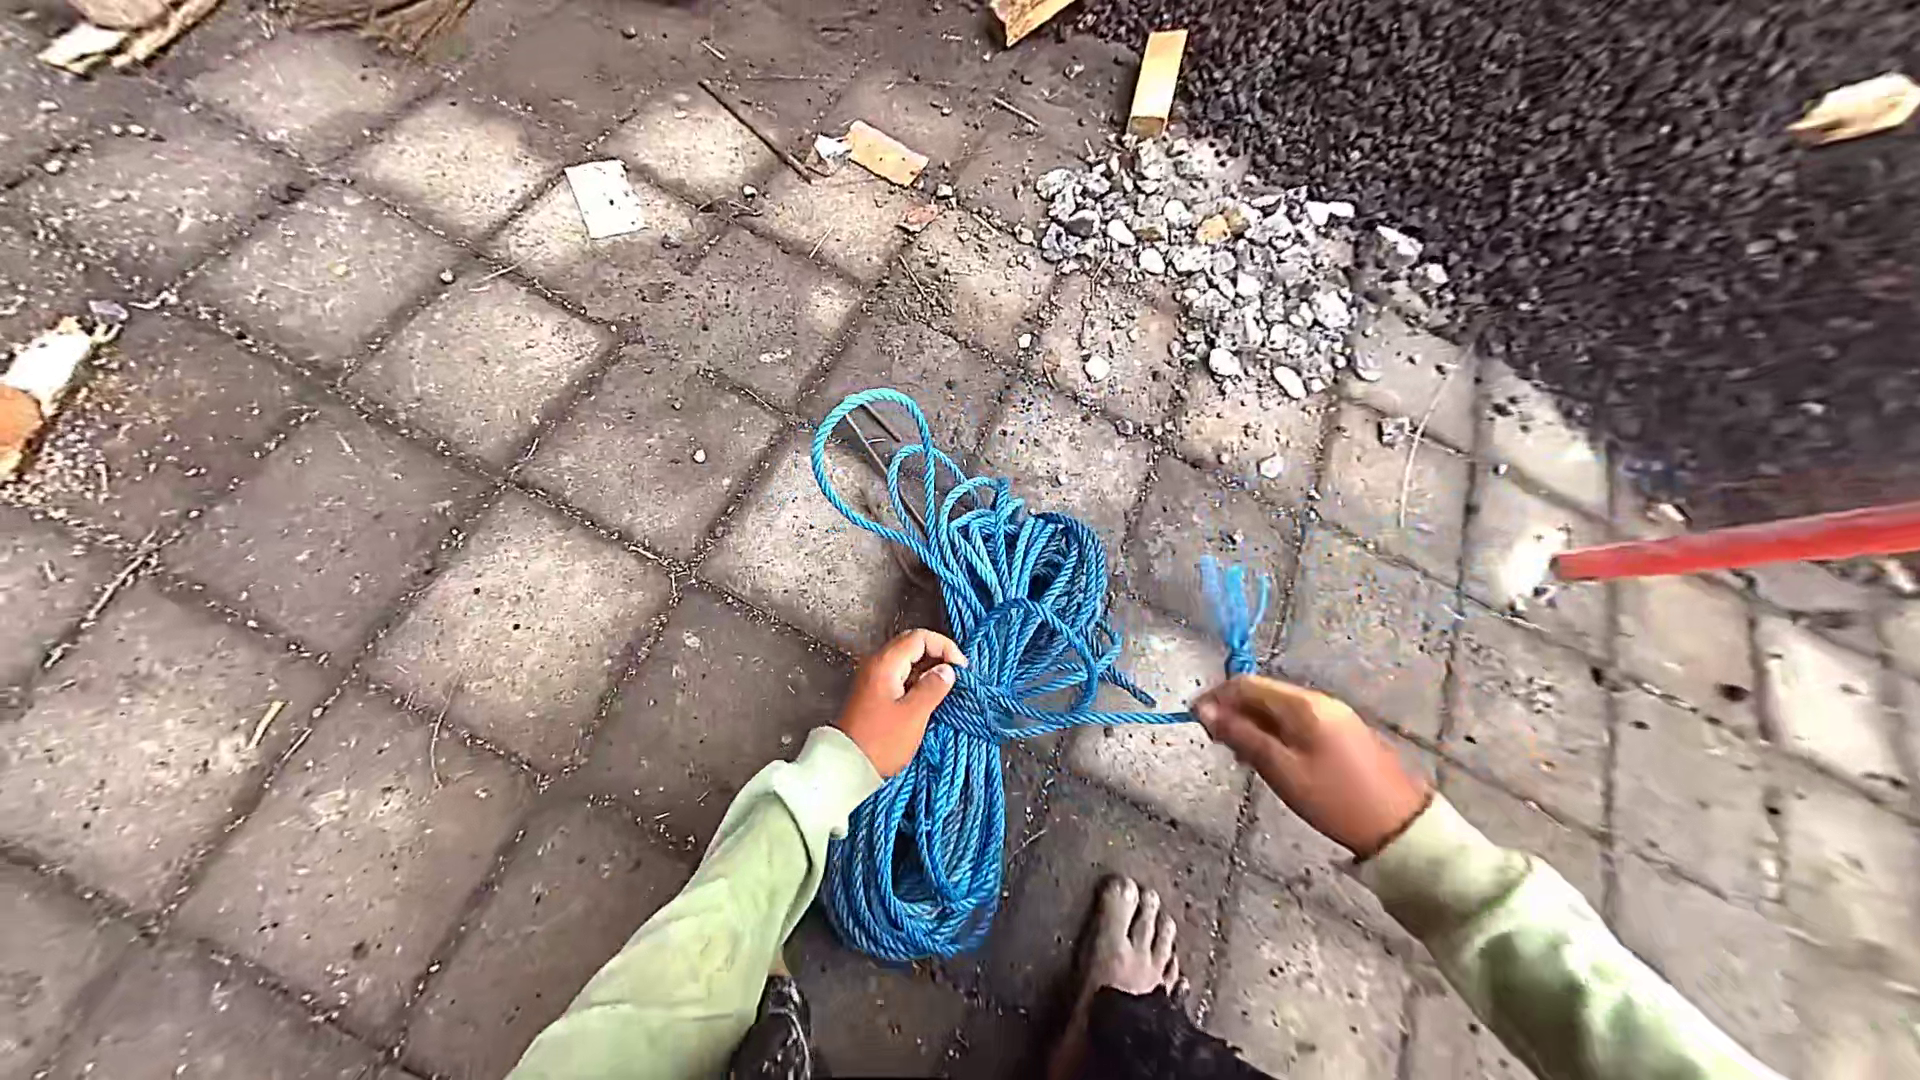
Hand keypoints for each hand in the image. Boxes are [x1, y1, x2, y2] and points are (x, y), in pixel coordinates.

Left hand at [835, 629, 967, 777]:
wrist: (846, 767)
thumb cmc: (880, 742)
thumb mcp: (913, 715)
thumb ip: (933, 687)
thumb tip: (948, 670)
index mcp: (885, 663)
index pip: (919, 637)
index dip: (944, 646)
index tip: (960, 667)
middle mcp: (876, 664)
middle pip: (912, 644)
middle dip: (938, 654)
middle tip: (956, 673)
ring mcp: (873, 677)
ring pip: (906, 659)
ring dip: (928, 667)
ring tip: (947, 685)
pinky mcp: (874, 692)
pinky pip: (900, 674)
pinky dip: (917, 678)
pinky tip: (929, 694)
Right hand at [1193, 675, 1429, 857]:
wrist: (1403, 829)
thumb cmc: (1334, 799)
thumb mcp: (1280, 769)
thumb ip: (1241, 735)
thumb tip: (1204, 710)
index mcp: (1302, 704)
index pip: (1246, 684)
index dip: (1216, 698)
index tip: (1196, 720)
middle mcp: (1318, 700)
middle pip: (1262, 693)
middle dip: (1234, 711)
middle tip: (1217, 742)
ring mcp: (1334, 715)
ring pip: (1278, 708)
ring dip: (1253, 723)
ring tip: (1241, 754)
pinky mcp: (1343, 732)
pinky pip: (1296, 721)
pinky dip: (1275, 732)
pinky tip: (1270, 757)